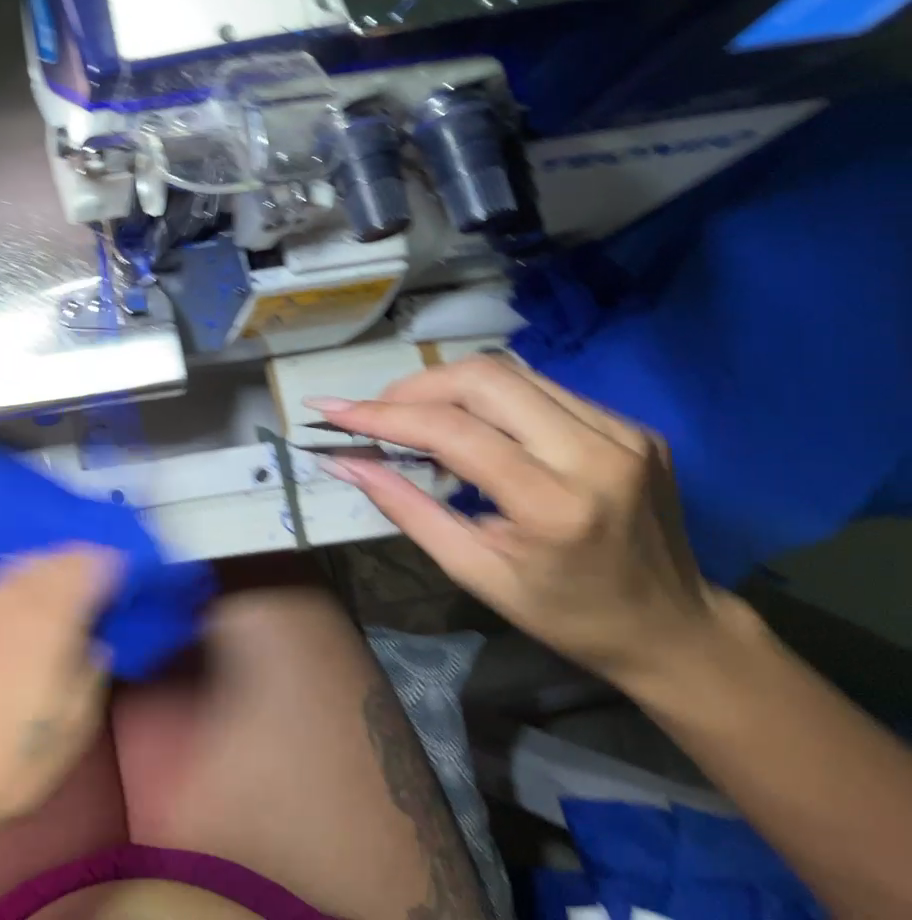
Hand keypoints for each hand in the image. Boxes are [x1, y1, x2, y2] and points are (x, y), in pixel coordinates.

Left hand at [0, 546, 120, 839]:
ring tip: (62, 608)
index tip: (129, 591)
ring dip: (46, 576)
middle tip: (99, 598)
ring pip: (21, 566)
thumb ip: (91, 670)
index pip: (92, 562)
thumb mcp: (73, 727)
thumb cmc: (8, 761)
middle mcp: (8, 591)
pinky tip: (19, 622)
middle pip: (54, 556)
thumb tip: (95, 643)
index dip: (116, 571)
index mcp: (48, 612)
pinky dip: (16, 591)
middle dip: (80, 569)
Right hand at [306, 354, 725, 687]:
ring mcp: (625, 433)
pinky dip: (491, 399)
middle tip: (374, 413)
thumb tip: (343, 462)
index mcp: (555, 504)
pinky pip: (543, 390)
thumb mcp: (473, 570)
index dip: (383, 415)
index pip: (455, 431)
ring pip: (514, 375)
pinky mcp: (634, 426)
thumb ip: (406, 508)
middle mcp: (597, 454)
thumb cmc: (562, 613)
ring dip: (448, 386)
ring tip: (412, 416)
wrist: (673, 628)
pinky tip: (471, 425)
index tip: (331, 410)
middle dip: (415, 387)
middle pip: (486, 380)